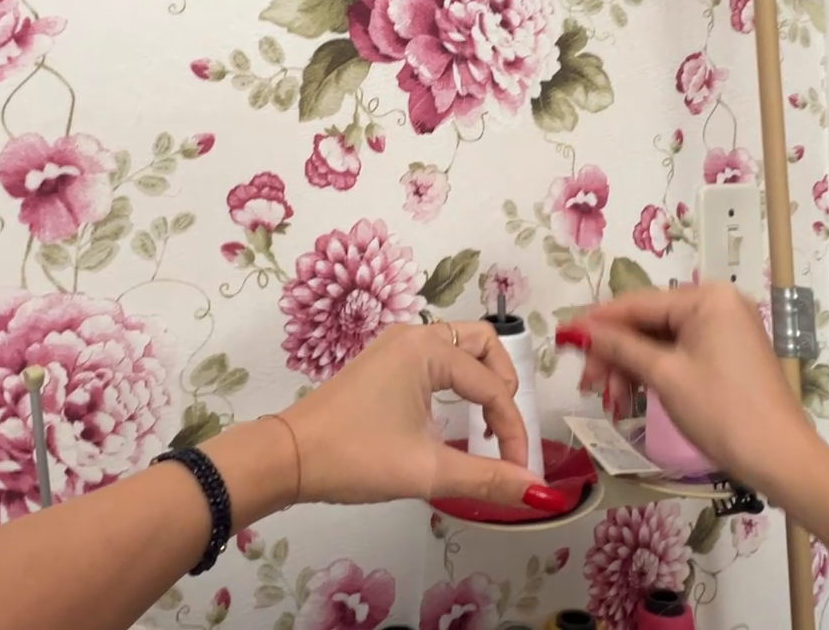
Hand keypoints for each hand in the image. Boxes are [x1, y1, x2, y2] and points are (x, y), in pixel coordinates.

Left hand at [276, 322, 568, 512]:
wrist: (289, 457)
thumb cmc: (356, 457)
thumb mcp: (427, 471)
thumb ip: (488, 479)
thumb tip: (539, 493)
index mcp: (427, 350)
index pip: (493, 386)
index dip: (513, 430)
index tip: (519, 472)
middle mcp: (414, 336)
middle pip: (482, 343)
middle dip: (503, 383)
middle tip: (502, 430)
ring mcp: (396, 345)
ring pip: (459, 347)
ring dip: (480, 379)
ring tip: (483, 424)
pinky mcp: (384, 360)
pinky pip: (435, 357)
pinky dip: (455, 380)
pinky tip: (452, 416)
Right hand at [562, 285, 823, 491]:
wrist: (783, 463)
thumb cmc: (723, 412)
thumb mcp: (664, 375)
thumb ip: (619, 346)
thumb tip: (579, 328)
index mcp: (707, 298)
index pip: (638, 303)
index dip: (598, 322)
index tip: (564, 336)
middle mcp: (717, 305)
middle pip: (648, 323)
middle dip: (615, 354)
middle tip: (587, 383)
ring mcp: (724, 330)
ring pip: (660, 342)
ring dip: (630, 368)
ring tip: (609, 399)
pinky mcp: (727, 355)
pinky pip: (678, 354)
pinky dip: (653, 373)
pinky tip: (631, 396)